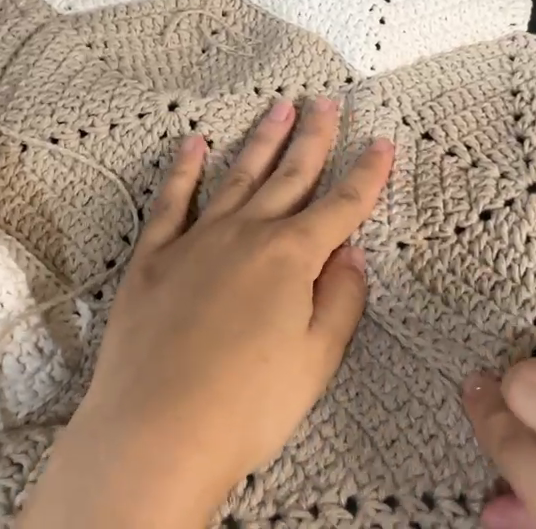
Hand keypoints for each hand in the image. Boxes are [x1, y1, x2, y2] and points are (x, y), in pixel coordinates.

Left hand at [18, 97, 393, 527]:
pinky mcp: (153, 258)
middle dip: (313, 137)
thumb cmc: (244, 408)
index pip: (341, 205)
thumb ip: (340, 301)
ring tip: (278, 108)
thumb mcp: (315, 361)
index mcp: (291, 257)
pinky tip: (192, 144)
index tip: (381, 142)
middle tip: (325, 101)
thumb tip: (352, 255)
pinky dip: (183, 170)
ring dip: (261, 141)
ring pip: (238, 176)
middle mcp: (246, 234)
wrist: (154, 434)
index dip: (367, 174)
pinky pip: (172, 202)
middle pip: (290, 175)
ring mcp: (196, 241)